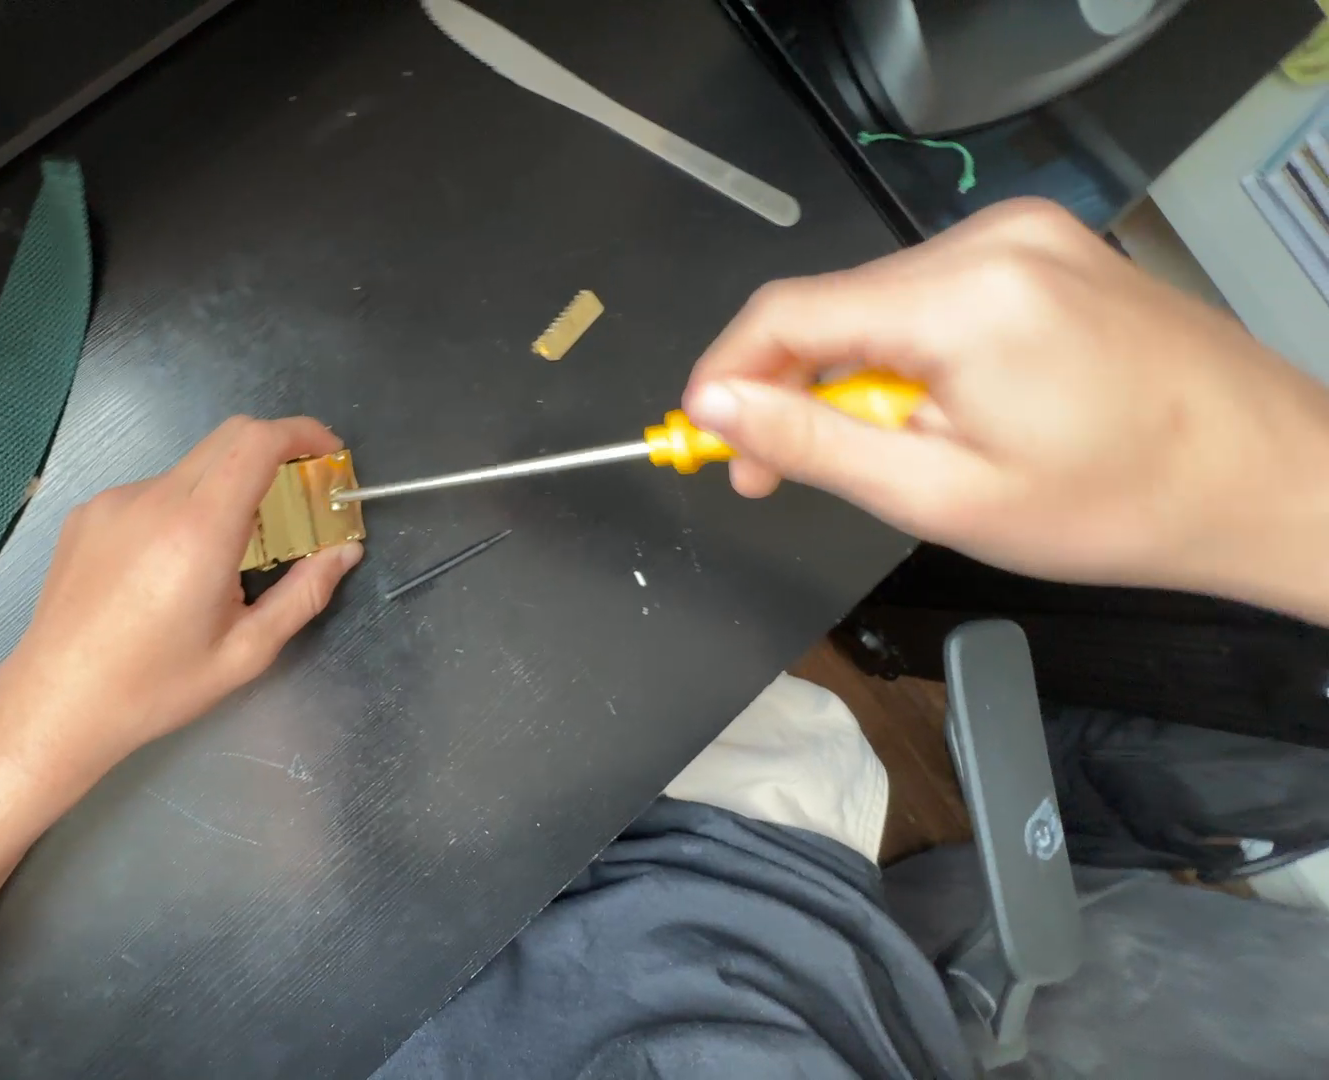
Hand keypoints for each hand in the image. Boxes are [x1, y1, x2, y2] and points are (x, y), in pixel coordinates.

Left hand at [0, 416, 361, 786]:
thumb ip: (304, 593)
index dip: (301, 433)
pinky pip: (153, 491)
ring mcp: (114, 501)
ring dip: (225, 488)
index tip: (326, 454)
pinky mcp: (89, 512)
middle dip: (273, 453)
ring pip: (190, 467)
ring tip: (224, 554)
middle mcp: (153, 500)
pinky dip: (182, 508)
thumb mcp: (245, 652)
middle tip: (296, 496)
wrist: (55, 704)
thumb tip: (345, 552)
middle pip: (227, 438)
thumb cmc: (156, 686)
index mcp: (199, 531)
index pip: (256, 442)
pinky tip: (169, 565)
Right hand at [682, 198, 1328, 617]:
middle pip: (819, 309)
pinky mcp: (1029, 254)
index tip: (700, 432)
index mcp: (966, 299)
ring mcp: (1016, 239)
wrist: (1271, 480)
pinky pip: (908, 302)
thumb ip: (807, 440)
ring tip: (846, 450)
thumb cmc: (1109, 505)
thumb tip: (713, 406)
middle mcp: (988, 243)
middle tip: (764, 467)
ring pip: (858, 308)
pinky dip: (879, 359)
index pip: (784, 315)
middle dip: (774, 390)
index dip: (722, 374)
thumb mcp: (932, 493)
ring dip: (827, 380)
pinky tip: (902, 409)